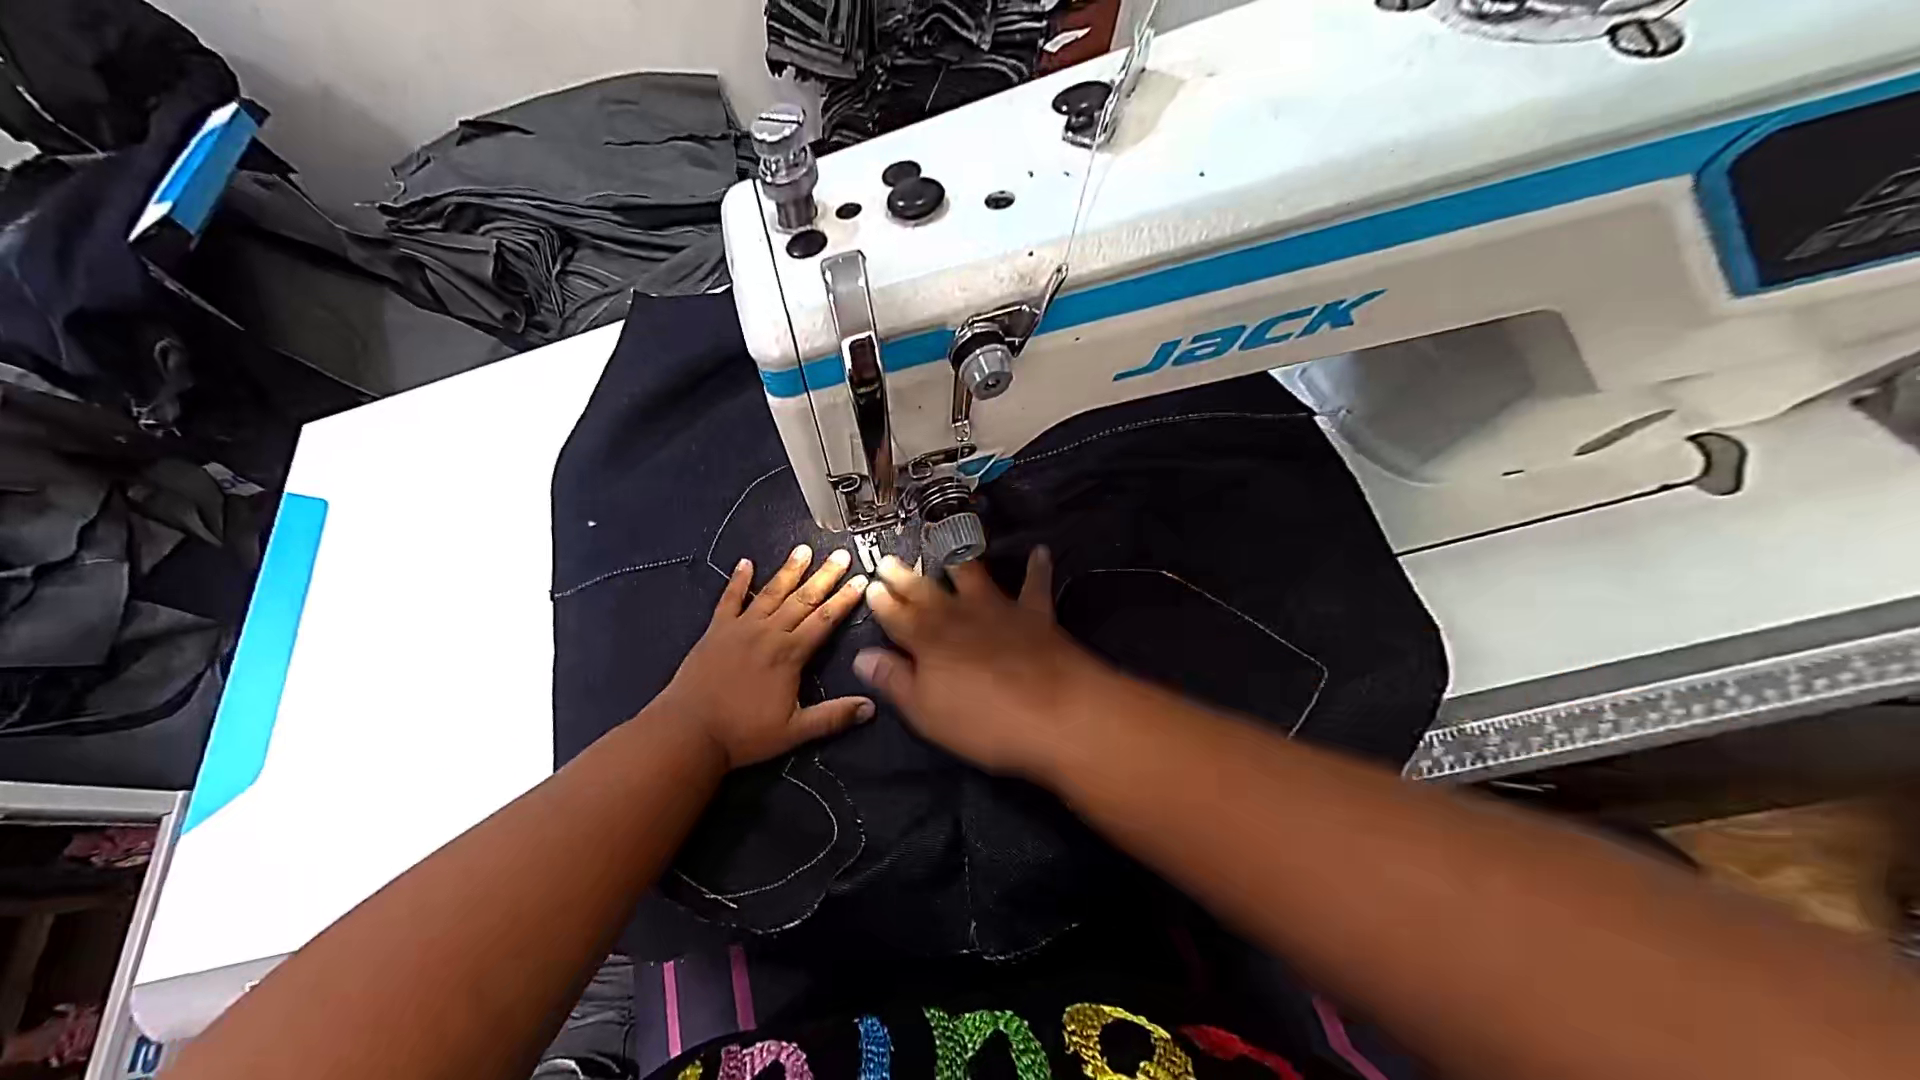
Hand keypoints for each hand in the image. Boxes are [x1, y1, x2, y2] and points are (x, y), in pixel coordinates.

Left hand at [656, 544, 873, 768]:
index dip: (845, 599)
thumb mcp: (795, 731)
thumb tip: (870, 707)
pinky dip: (738, 580)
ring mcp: (740, 628)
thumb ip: (833, 717)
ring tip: (803, 549)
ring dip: (789, 570)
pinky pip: (729, 599)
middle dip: (825, 576)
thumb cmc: (743, 733)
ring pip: (771, 593)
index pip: (824, 619)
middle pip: (802, 599)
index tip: (861, 580)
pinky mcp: (716, 631)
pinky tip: (745, 563)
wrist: (688, 731)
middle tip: (840, 554)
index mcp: (790, 654)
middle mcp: (768, 633)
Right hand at [853, 548, 1115, 776]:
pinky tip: (1041, 551)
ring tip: (946, 543)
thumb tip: (863, 657)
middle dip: (905, 576)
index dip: (882, 601)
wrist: (1058, 713)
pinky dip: (1037, 568)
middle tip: (889, 559)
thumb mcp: (927, 712)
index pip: (896, 615)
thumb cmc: (985, 722)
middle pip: (926, 591)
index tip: (871, 586)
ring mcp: (999, 610)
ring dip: (958, 560)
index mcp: (928, 640)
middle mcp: (959, 615)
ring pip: (973, 577)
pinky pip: (1035, 585)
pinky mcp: (1035, 614)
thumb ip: (895, 680)